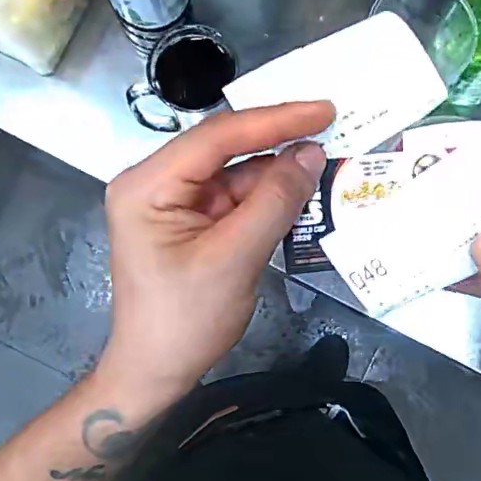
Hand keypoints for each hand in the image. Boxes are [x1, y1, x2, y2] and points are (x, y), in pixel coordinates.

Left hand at [98, 102, 333, 396]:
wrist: (157, 371)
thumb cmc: (185, 320)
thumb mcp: (234, 258)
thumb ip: (274, 201)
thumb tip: (311, 154)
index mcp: (149, 184)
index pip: (218, 136)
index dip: (275, 119)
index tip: (322, 109)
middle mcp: (158, 183)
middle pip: (226, 148)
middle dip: (279, 142)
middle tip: (331, 126)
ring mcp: (177, 203)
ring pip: (237, 172)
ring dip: (279, 172)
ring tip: (327, 162)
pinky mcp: (195, 221)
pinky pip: (239, 198)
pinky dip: (271, 197)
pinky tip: (303, 192)